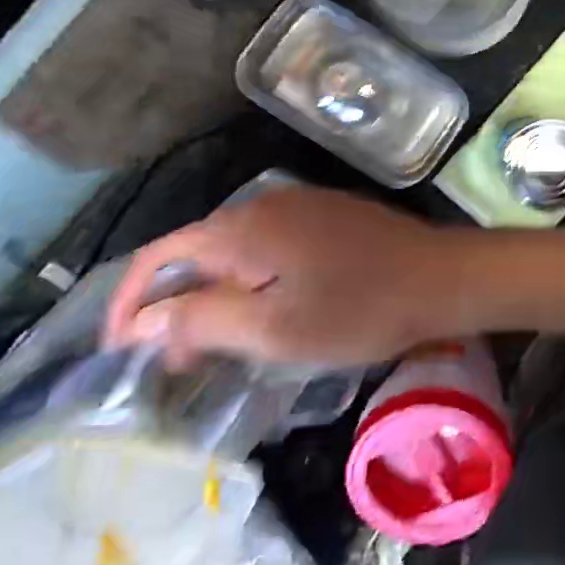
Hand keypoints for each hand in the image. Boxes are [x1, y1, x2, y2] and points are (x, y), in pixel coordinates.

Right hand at [103, 185, 464, 369]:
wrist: (442, 277)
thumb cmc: (360, 309)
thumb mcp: (274, 328)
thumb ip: (201, 319)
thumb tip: (140, 319)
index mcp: (241, 228)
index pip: (158, 256)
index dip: (129, 303)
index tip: (122, 351)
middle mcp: (263, 204)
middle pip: (195, 250)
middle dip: (175, 303)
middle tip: (174, 360)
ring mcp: (301, 205)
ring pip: (235, 249)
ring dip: (215, 293)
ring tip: (215, 343)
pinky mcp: (329, 215)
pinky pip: (270, 245)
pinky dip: (253, 278)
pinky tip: (266, 308)